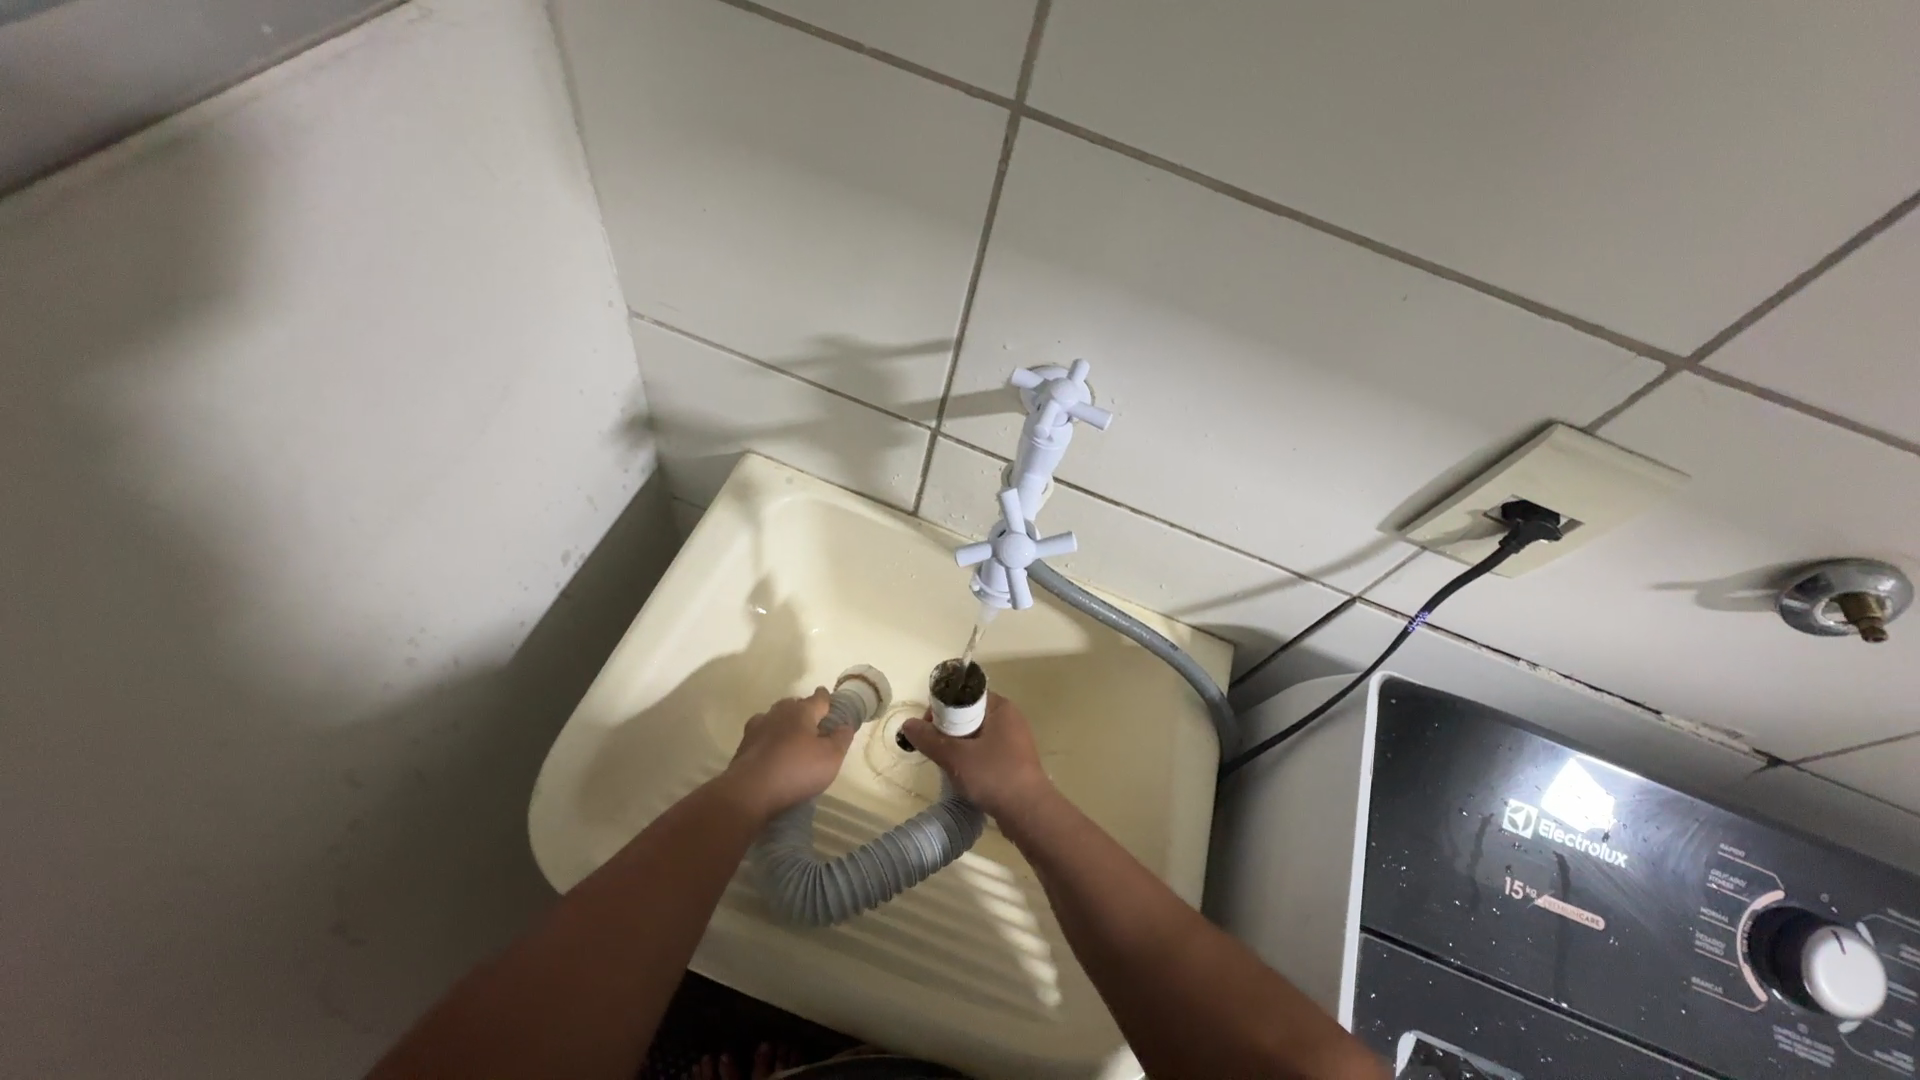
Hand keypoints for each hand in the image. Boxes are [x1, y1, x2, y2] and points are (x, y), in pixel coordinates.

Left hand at [717, 689, 853, 820]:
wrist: (750, 792)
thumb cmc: (796, 770)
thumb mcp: (831, 758)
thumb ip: (841, 738)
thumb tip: (845, 724)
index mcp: (802, 711)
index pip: (819, 698)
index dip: (827, 700)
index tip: (831, 704)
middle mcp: (778, 713)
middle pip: (794, 704)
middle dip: (805, 711)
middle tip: (814, 726)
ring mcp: (758, 727)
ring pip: (775, 717)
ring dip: (784, 723)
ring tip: (792, 738)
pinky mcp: (744, 744)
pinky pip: (761, 734)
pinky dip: (769, 738)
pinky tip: (772, 750)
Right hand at [901, 692, 1053, 819]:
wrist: (1029, 813)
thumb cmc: (993, 775)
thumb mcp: (955, 756)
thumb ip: (929, 739)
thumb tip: (907, 724)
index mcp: (1000, 707)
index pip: (965, 695)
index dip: (942, 708)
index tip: (927, 729)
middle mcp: (1009, 719)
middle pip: (969, 716)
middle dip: (947, 731)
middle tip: (934, 749)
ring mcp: (1014, 742)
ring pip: (976, 736)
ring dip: (958, 748)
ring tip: (946, 765)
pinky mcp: (1014, 762)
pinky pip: (986, 752)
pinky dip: (971, 760)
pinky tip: (963, 777)